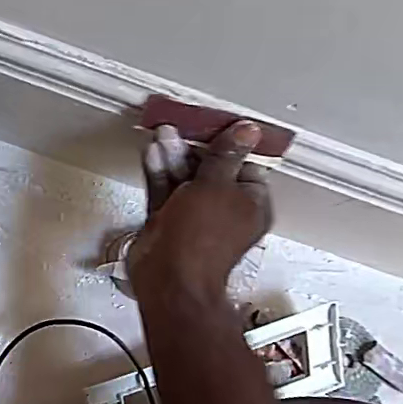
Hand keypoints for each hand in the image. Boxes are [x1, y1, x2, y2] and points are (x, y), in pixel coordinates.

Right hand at [129, 121, 272, 305]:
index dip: (228, 147)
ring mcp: (192, 215)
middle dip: (193, 149)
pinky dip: (158, 172)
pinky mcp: (166, 220)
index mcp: (251, 204)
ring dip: (172, 156)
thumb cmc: (201, 235)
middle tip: (180, 128)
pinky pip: (163, 191)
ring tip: (162, 133)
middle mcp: (223, 209)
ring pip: (183, 179)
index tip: (211, 128)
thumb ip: (226, 157)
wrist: (168, 276)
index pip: (243, 167)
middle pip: (209, 170)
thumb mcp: (218, 187)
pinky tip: (151, 152)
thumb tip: (249, 129)